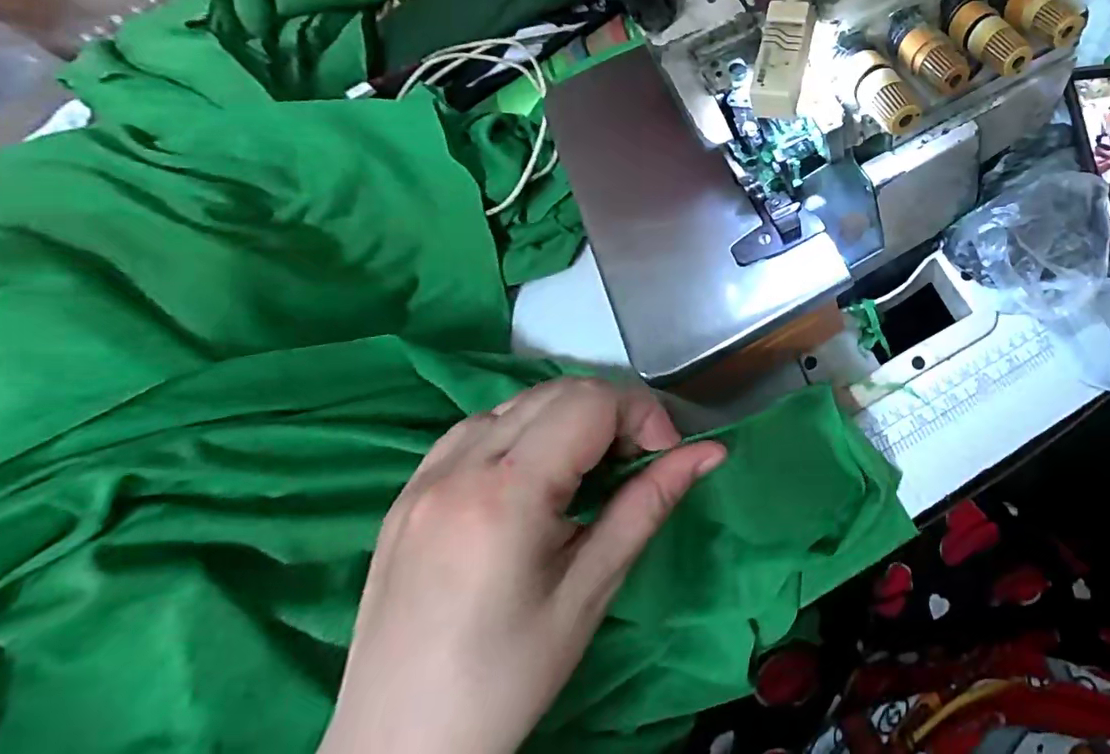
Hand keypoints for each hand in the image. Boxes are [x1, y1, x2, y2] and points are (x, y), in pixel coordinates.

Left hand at [319, 379, 724, 753]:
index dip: (642, 415)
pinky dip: (522, 430)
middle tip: (633, 466)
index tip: (663, 458)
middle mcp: (458, 468)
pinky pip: (476, 427)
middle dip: (612, 413)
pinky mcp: (407, 493)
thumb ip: (650, 503)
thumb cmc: (507, 677)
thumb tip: (711, 451)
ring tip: (587, 473)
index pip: (591, 402)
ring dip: (568, 418)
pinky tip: (533, 475)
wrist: (398, 747)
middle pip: (558, 392)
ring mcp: (424, 477)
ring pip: (518, 401)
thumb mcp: (592, 589)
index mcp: (505, 494)